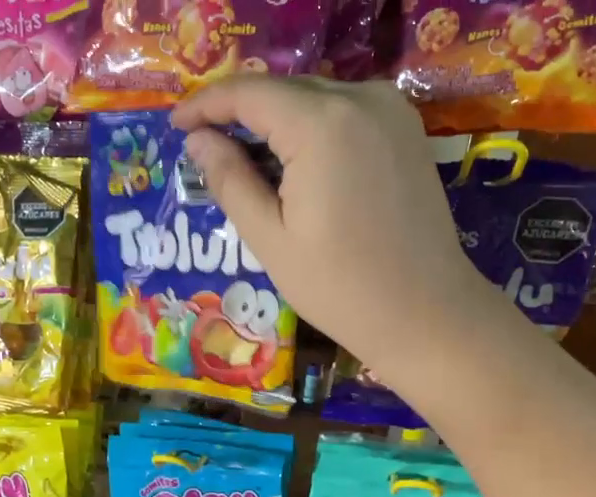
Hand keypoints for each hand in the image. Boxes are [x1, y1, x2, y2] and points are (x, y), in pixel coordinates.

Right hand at [171, 76, 489, 356]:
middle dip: (238, 110)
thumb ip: (231, 180)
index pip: (250, 93)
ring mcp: (389, 109)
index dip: (206, 104)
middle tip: (200, 144)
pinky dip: (307, 125)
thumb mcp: (270, 238)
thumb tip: (198, 141)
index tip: (174, 124)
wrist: (422, 308)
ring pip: (312, 97)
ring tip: (238, 155)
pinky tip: (287, 160)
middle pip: (283, 89)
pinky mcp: (404, 127)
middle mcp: (360, 99)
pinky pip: (342, 110)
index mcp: (321, 126)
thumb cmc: (337, 285)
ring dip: (272, 118)